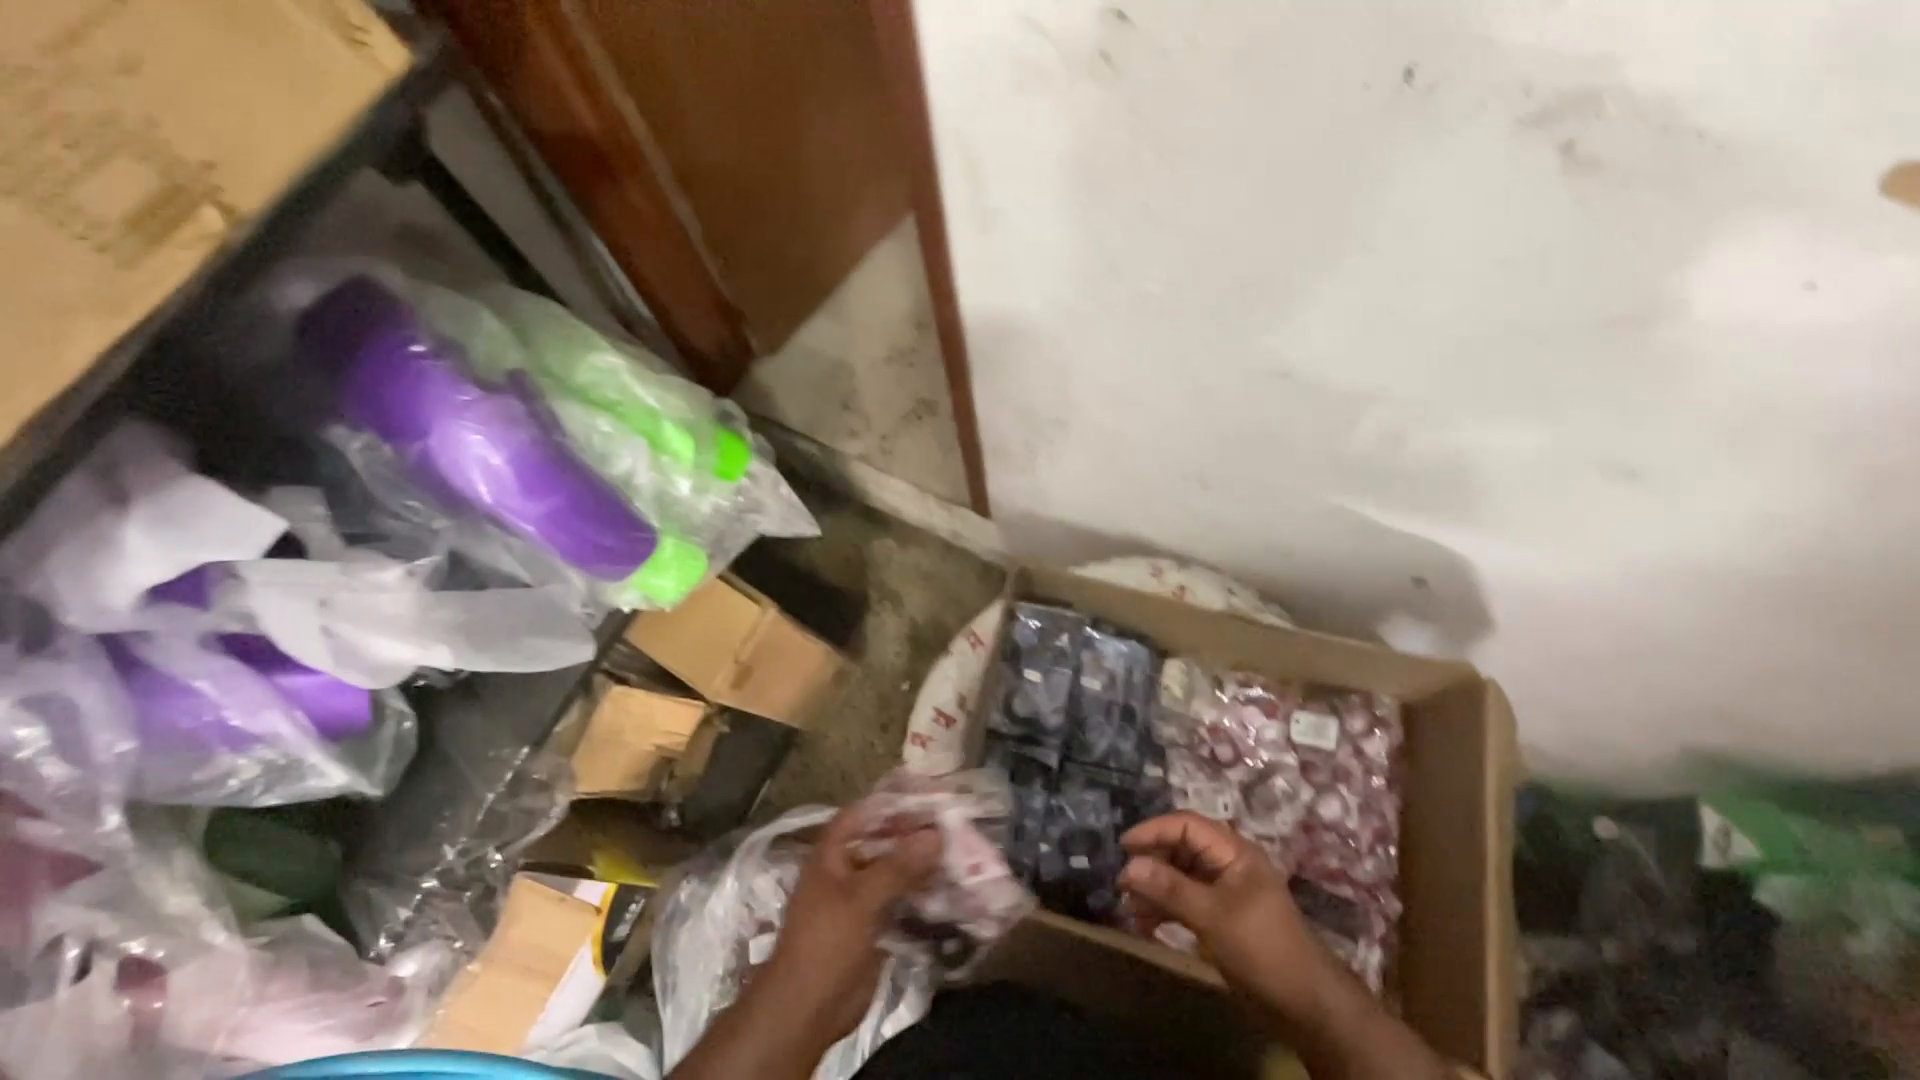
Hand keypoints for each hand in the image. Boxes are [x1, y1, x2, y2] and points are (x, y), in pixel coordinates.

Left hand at [754, 804, 942, 1045]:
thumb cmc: (825, 943)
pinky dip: (922, 896)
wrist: (807, 1009)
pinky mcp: (874, 928)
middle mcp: (846, 872)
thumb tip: (935, 834)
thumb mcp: (861, 899)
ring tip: (961, 856)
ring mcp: (860, 901)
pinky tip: (951, 891)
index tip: (929, 798)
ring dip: (922, 866)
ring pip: (895, 873)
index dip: (891, 804)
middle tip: (955, 827)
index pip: (862, 815)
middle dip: (914, 836)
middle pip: (882, 843)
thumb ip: (898, 866)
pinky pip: (901, 903)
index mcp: (831, 856)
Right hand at [1119, 812, 1450, 1079]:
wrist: (1303, 1002)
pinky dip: (1164, 909)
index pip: (1187, 825)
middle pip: (1181, 848)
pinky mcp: (1220, 918)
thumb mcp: (1212, 916)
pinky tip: (1145, 924)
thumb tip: (1128, 866)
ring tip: (1128, 907)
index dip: (1153, 830)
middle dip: (1150, 861)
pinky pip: (1185, 901)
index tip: (1122, 847)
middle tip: (1121, 882)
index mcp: (1235, 852)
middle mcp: (1228, 865)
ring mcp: (1225, 892)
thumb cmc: (1261, 948)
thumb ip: (1169, 888)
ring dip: (1154, 888)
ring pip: (1180, 876)